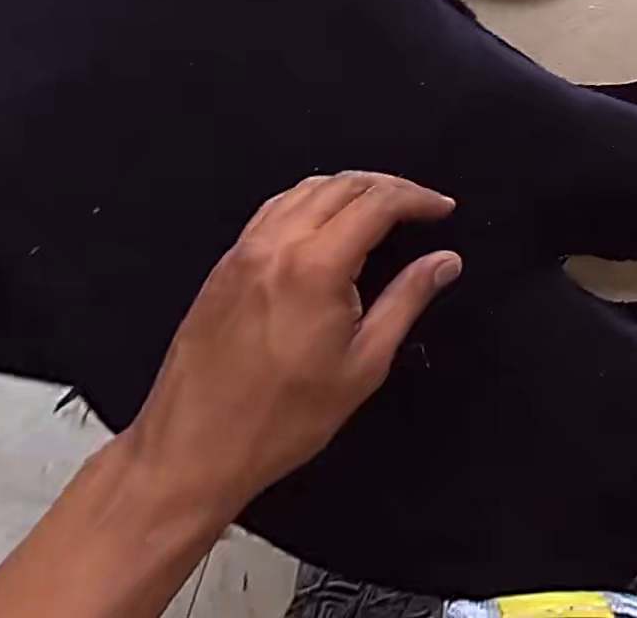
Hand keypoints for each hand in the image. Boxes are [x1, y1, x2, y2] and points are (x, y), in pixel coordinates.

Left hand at [113, 172, 462, 519]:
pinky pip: (277, 207)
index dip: (417, 198)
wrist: (189, 451)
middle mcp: (278, 242)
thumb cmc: (285, 417)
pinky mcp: (227, 261)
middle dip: (390, 186)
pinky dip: (313, 199)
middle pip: (344, 185)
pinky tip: (328, 219)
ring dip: (352, 187)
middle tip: (420, 205)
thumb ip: (408, 299)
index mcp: (316, 265)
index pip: (378, 203)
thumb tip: (447, 260)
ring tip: (382, 206)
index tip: (443, 208)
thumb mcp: (364, 364)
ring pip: (308, 188)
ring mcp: (246, 248)